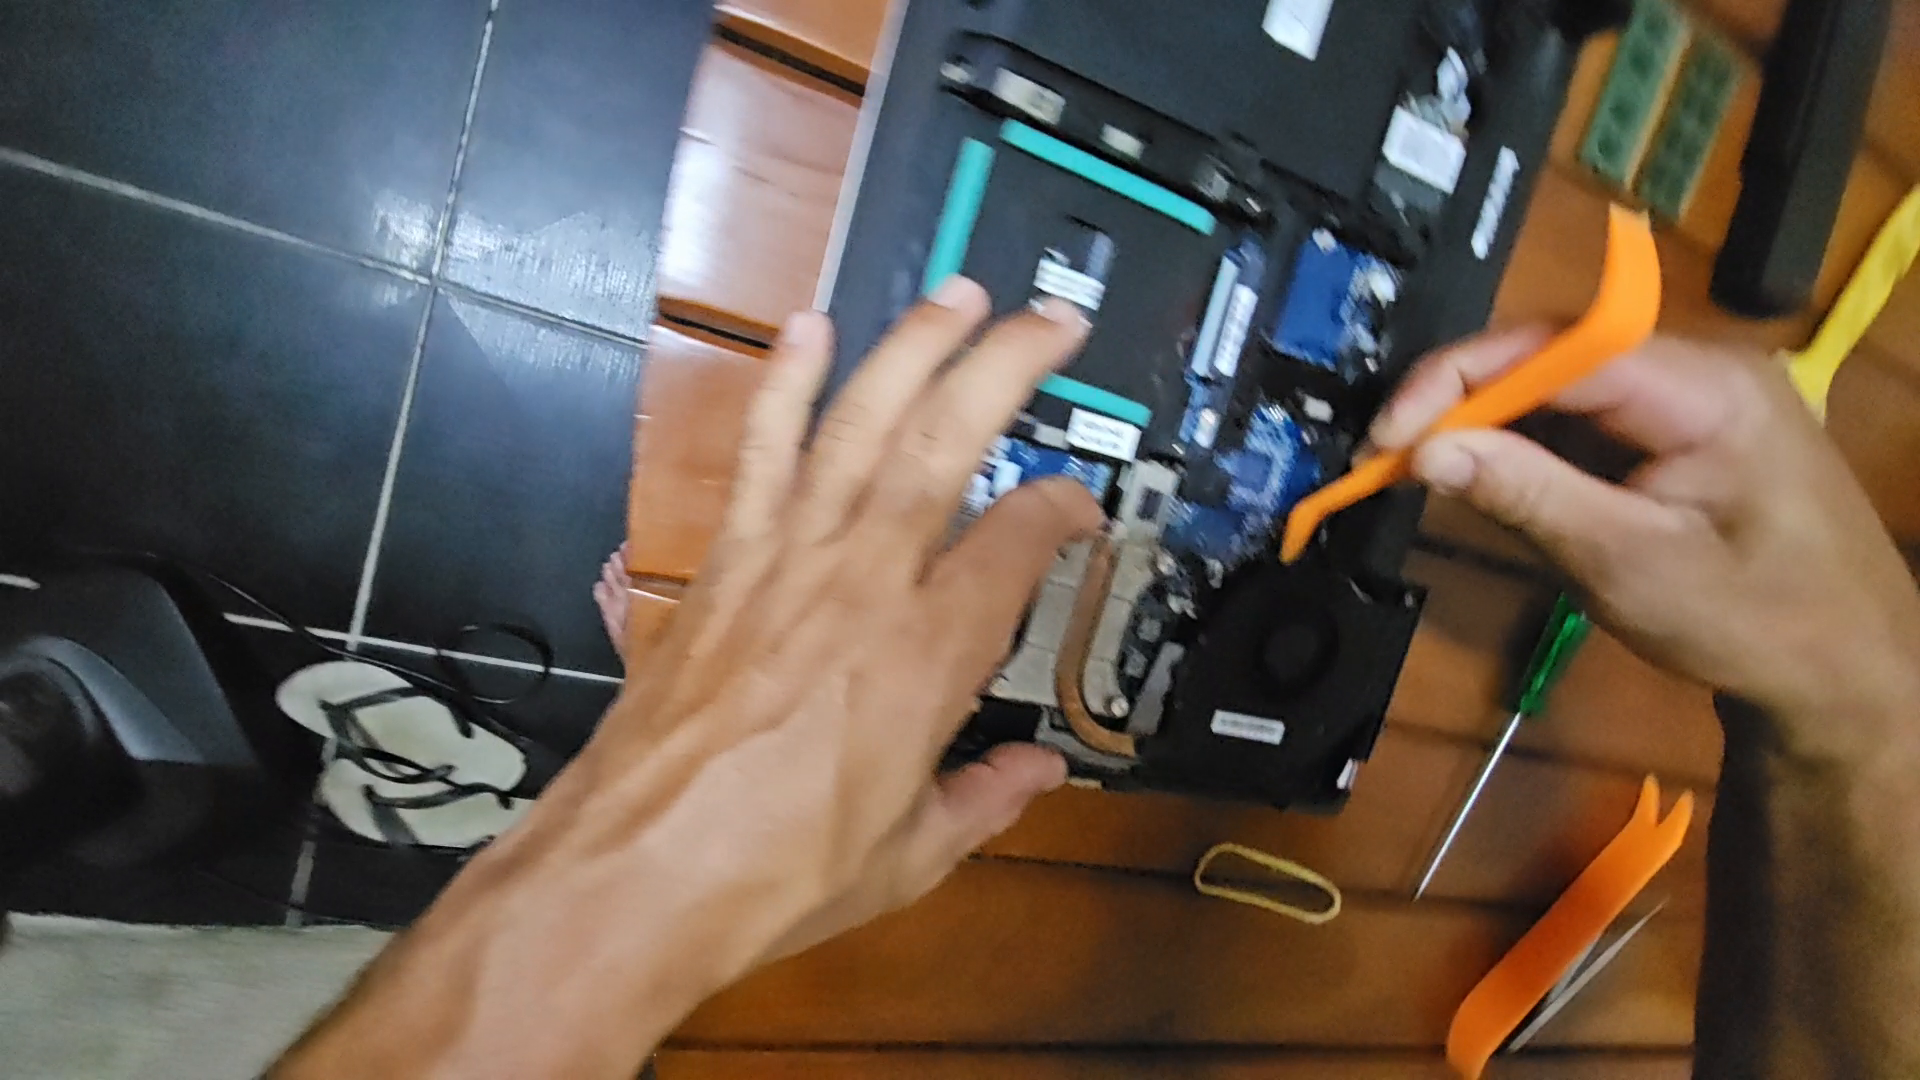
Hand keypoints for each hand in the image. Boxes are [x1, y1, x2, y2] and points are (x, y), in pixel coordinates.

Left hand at [572, 278, 1100, 966]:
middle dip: (1007, 369)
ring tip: (955, 297)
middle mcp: (866, 585)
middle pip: (948, 445)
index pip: (1018, 543)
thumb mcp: (912, 855)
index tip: (1078, 507)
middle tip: (1049, 321)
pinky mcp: (728, 560)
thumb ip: (986, 799)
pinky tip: (808, 329)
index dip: (1062, 510)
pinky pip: (762, 453)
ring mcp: (789, 559)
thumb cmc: (777, 871)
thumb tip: (1038, 775)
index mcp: (929, 657)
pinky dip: (784, 384)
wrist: (635, 875)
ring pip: (861, 425)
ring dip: (912, 349)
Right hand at [1371, 329, 1919, 759]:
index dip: (1456, 378)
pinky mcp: (1645, 434)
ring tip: (1401, 464)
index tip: (1387, 437)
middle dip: (1450, 399)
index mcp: (1702, 388)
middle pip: (1539, 355)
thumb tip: (1422, 452)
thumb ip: (1525, 495)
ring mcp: (1665, 401)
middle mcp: (1684, 372)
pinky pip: (1553, 420)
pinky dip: (1494, 444)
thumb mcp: (1627, 560)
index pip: (1555, 347)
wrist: (1840, 669)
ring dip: (1464, 422)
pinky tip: (1458, 470)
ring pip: (1537, 386)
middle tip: (1381, 455)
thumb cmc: (1752, 619)